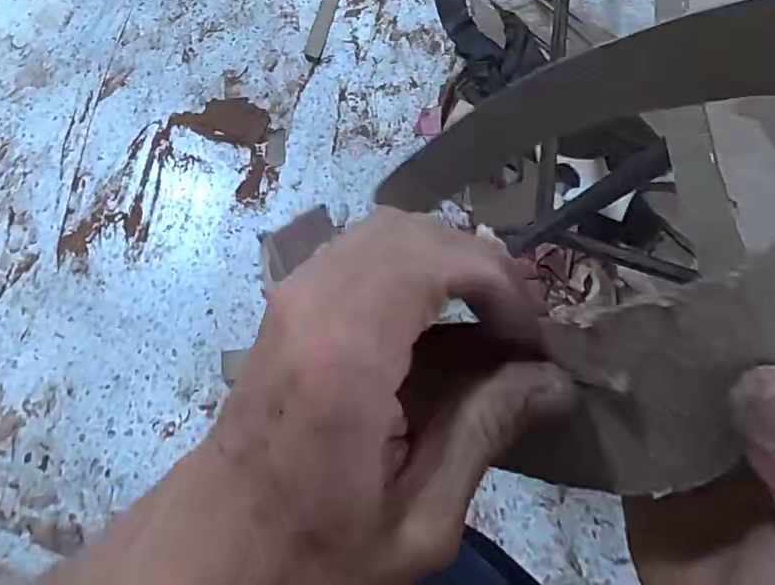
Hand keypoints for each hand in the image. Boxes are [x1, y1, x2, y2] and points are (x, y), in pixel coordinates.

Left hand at [52, 209, 573, 584]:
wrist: (220, 539)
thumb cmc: (317, 547)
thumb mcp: (419, 520)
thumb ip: (486, 431)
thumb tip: (554, 379)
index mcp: (345, 353)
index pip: (434, 260)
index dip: (496, 281)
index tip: (529, 333)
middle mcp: (314, 298)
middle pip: (413, 231)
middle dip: (479, 262)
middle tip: (516, 320)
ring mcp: (296, 286)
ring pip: (387, 226)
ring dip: (445, 255)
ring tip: (484, 310)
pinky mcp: (292, 291)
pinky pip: (363, 245)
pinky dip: (411, 259)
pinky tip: (435, 308)